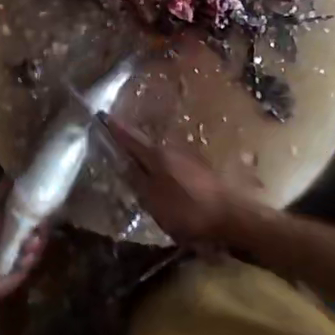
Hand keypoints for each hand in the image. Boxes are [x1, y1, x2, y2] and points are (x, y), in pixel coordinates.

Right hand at [101, 113, 256, 244]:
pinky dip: (160, 167)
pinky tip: (159, 176)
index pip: (131, 138)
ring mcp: (189, 160)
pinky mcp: (201, 172)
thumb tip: (121, 161)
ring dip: (146, 156)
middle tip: (113, 140)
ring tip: (132, 160)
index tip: (102, 116)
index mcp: (158, 155)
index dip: (116, 129)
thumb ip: (136, 180)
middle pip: (146, 144)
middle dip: (130, 142)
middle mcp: (174, 150)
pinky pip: (172, 165)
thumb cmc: (188, 210)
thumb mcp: (154, 200)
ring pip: (160, 154)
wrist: (232, 218)